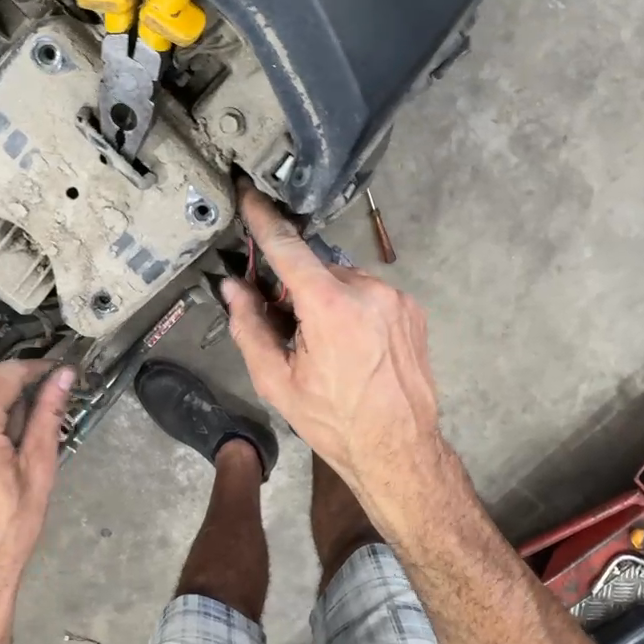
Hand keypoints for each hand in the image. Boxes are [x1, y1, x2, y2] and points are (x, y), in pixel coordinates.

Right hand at [223, 181, 444, 532]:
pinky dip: (352, 308)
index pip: (288, 248)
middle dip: (295, 289)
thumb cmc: (333, 421)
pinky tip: (352, 345)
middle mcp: (368, 291)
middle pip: (315, 270)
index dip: (263, 218)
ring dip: (326, 299)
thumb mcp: (277, 381)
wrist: (398, 449)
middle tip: (288, 329)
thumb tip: (232, 288)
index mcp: (330, 307)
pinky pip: (369, 294)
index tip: (248, 193)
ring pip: (343, 281)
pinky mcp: (412, 308)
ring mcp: (395, 298)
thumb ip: (249, 327)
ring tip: (326, 346)